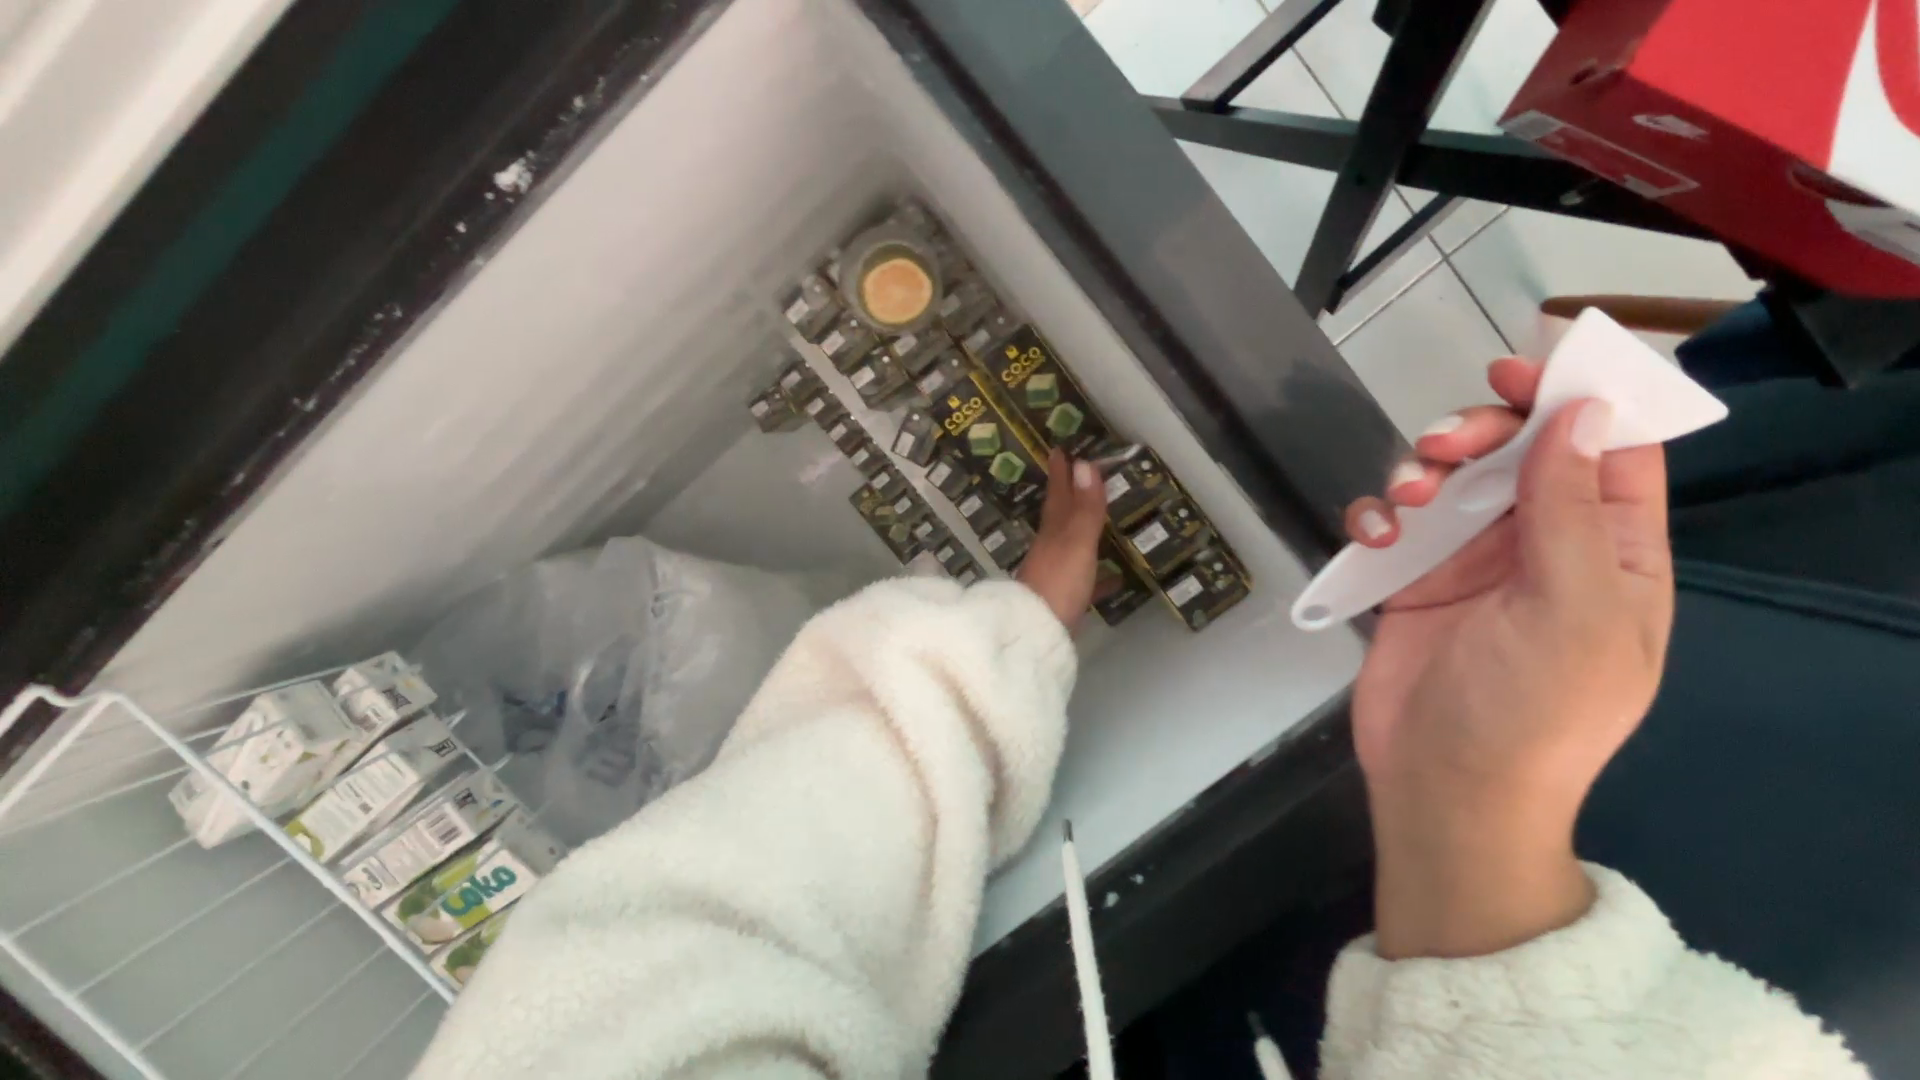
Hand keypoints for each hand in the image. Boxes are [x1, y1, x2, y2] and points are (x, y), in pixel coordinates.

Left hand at [1015, 450, 1108, 632]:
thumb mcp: (1075, 543)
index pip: (1058, 496)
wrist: (1034, 637)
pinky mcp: (1063, 602)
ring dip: (1083, 531)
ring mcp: (1054, 577)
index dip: (1060, 474)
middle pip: (1061, 517)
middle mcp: (1050, 550)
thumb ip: (1084, 508)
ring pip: (1070, 546)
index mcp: (1053, 533)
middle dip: (1069, 496)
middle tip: (1078, 475)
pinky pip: (1083, 582)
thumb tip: (1084, 464)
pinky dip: (1097, 576)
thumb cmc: (1058, 585)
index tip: (1060, 450)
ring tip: (1101, 521)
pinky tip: (1113, 579)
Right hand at [1344, 357, 1674, 958]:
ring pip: (1447, 480)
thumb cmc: (1531, 710)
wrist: (1444, 787)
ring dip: (1419, 471)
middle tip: (1440, 443)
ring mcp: (1469, 563)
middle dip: (1478, 433)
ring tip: (1403, 499)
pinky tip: (1370, 534)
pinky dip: (1375, 515)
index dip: (1575, 401)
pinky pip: (1392, 523)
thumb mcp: (1575, 609)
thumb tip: (1582, 414)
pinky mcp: (1408, 580)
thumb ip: (1575, 509)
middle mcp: (1543, 546)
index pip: (1611, 452)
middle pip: (1517, 453)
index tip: (1522, 369)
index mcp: (1612, 552)